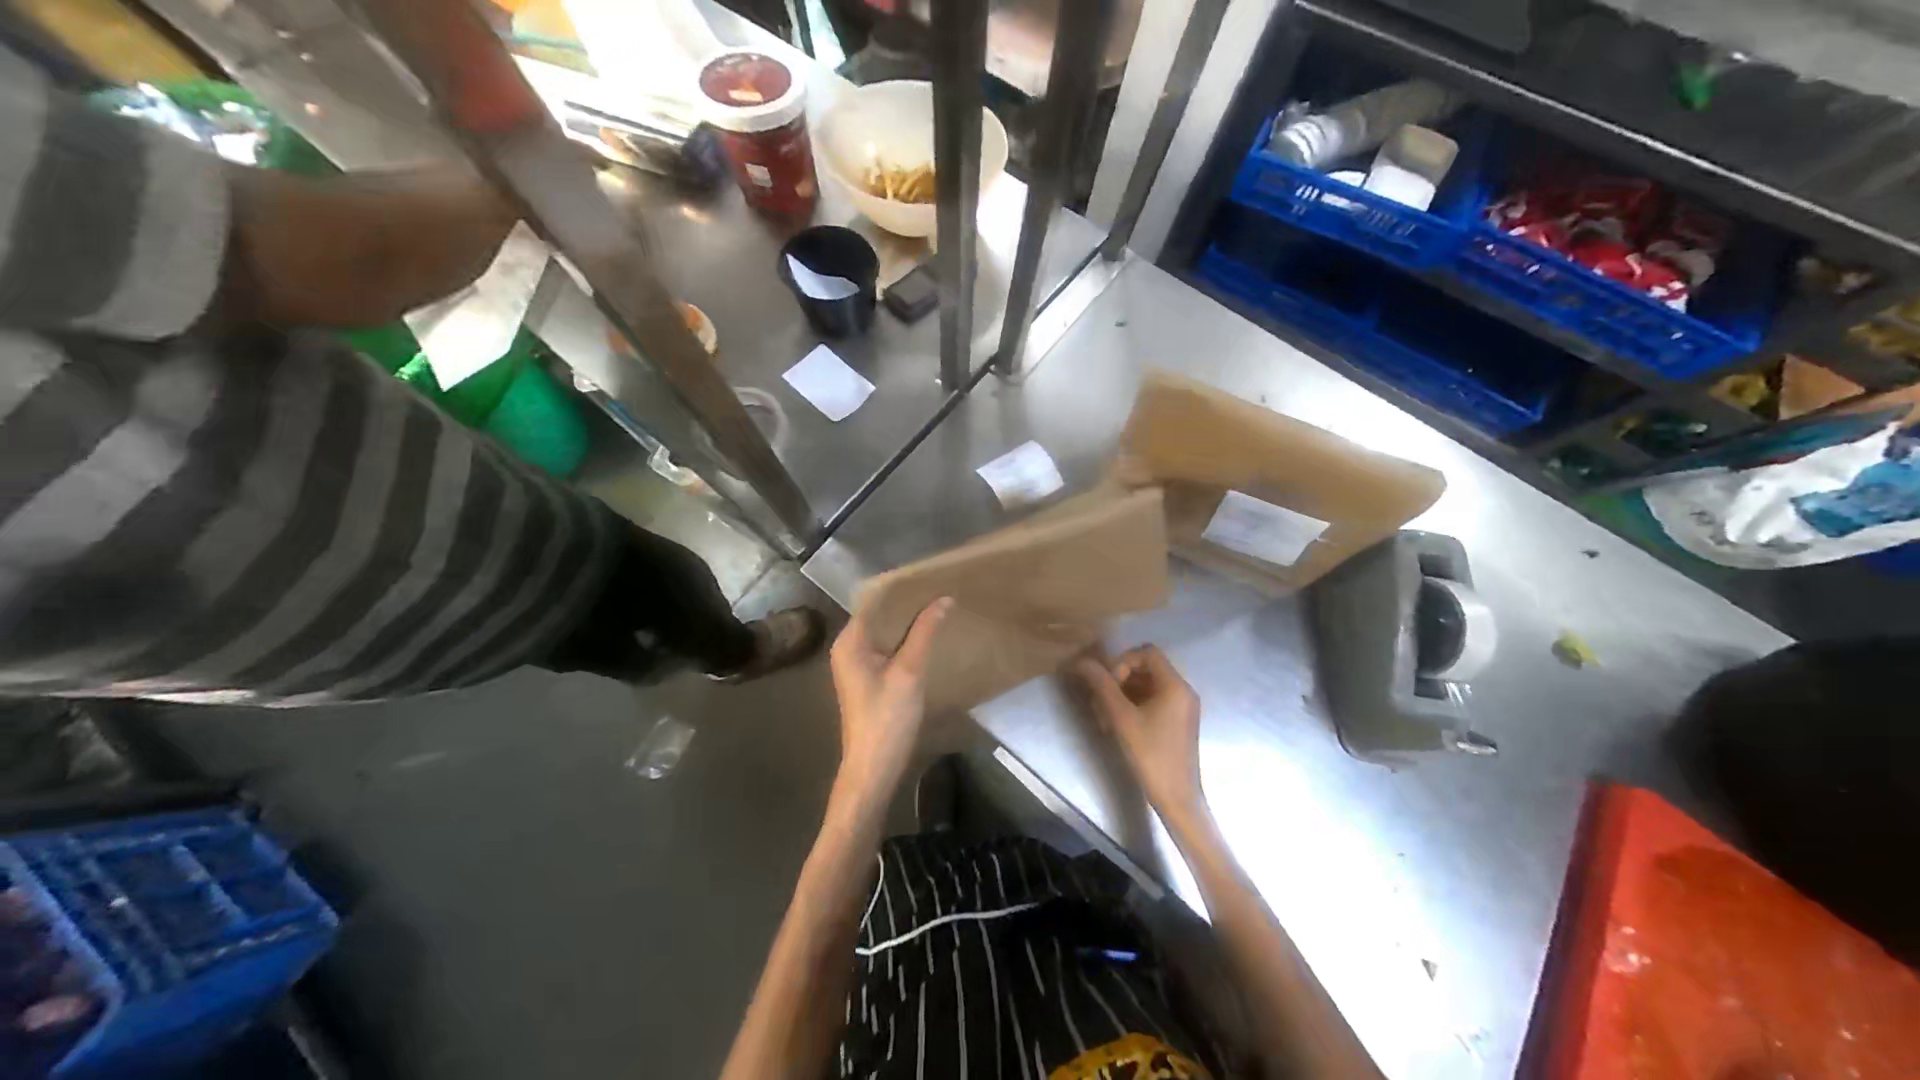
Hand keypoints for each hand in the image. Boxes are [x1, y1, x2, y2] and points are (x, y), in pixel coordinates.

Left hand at [829, 597, 953, 796]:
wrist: (873, 767)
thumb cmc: (887, 718)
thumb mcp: (910, 671)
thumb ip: (925, 632)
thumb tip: (943, 598)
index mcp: (850, 641)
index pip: (873, 601)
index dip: (899, 588)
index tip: (928, 577)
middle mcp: (847, 647)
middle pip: (878, 615)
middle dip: (906, 604)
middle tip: (938, 590)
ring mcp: (854, 664)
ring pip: (883, 632)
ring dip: (906, 623)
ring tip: (937, 608)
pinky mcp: (865, 678)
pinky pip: (884, 648)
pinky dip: (903, 641)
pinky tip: (925, 638)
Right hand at [1076, 646, 1203, 812]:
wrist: (1177, 798)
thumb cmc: (1150, 755)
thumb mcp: (1122, 718)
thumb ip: (1102, 686)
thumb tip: (1083, 662)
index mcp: (1175, 685)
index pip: (1147, 653)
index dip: (1122, 661)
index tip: (1108, 684)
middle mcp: (1183, 691)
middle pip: (1146, 669)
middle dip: (1118, 681)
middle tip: (1100, 702)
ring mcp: (1182, 708)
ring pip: (1146, 687)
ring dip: (1122, 696)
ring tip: (1103, 717)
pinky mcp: (1177, 723)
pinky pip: (1153, 702)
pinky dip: (1133, 707)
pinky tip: (1115, 726)